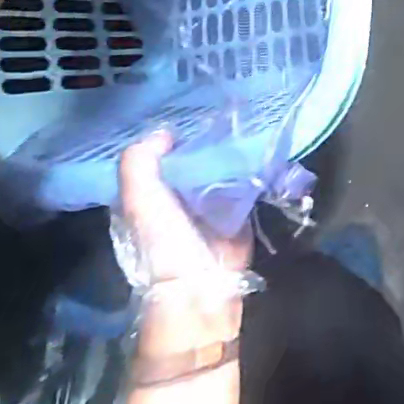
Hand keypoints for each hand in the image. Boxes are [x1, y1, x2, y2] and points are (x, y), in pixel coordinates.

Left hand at [119, 131, 252, 353]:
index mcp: (152, 193)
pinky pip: (248, 184)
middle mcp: (181, 197)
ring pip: (224, 168)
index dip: (177, 134)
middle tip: (230, 115)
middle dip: (211, 139)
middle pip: (197, 157)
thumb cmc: (164, 244)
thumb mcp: (139, 200)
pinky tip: (265, 149)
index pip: (164, 154)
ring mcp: (213, 206)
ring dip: (236, 151)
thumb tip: (166, 132)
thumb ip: (139, 163)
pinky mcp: (241, 215)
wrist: (200, 290)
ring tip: (251, 124)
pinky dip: (255, 169)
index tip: (196, 113)